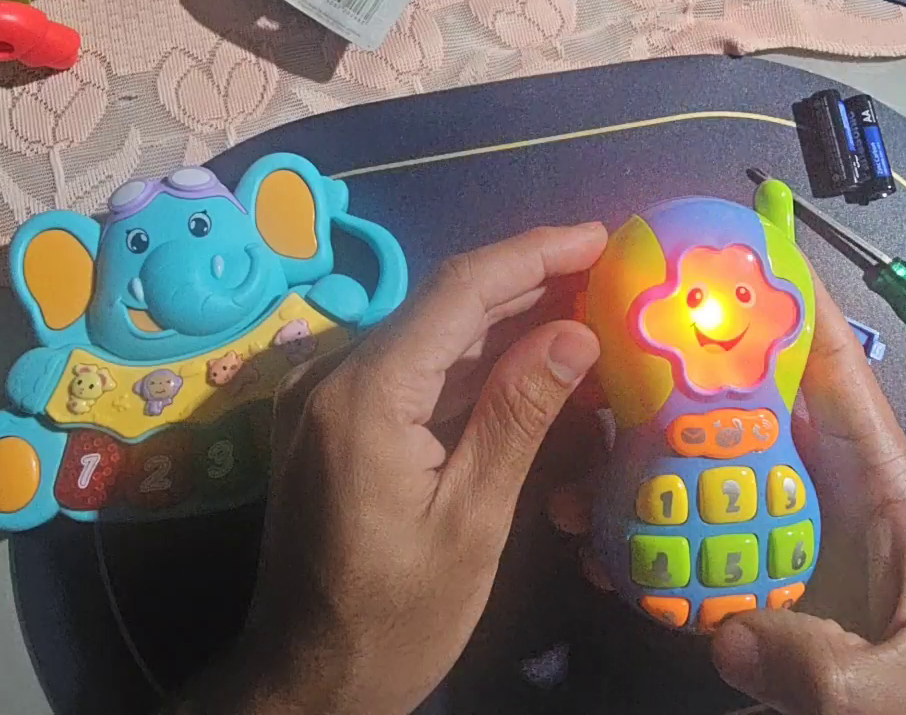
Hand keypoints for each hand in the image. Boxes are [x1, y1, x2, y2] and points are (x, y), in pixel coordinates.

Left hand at [179, 223, 608, 714]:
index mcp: (365, 395)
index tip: (595, 236)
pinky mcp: (337, 410)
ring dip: (505, 313)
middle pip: (444, 302)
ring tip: (580, 297)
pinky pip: (416, 364)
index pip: (458, 292)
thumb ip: (519, 416)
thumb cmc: (394, 619)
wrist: (304, 683)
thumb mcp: (471, 521)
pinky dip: (473, 355)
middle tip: (601, 265)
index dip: (532, 254)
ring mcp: (329, 389)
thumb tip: (576, 333)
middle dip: (526, 278)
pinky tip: (525, 349)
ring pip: (432, 329)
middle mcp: (335, 372)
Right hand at [552, 273, 905, 714]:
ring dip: (644, 471)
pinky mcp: (771, 580)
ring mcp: (790, 532)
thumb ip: (831, 666)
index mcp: (877, 477)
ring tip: (575, 488)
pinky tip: (606, 555)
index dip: (790, 298)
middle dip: (676, 380)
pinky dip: (653, 543)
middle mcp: (823, 488)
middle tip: (603, 365)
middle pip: (741, 409)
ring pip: (708, 476)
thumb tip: (724, 635)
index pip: (832, 365)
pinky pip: (701, 544)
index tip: (734, 247)